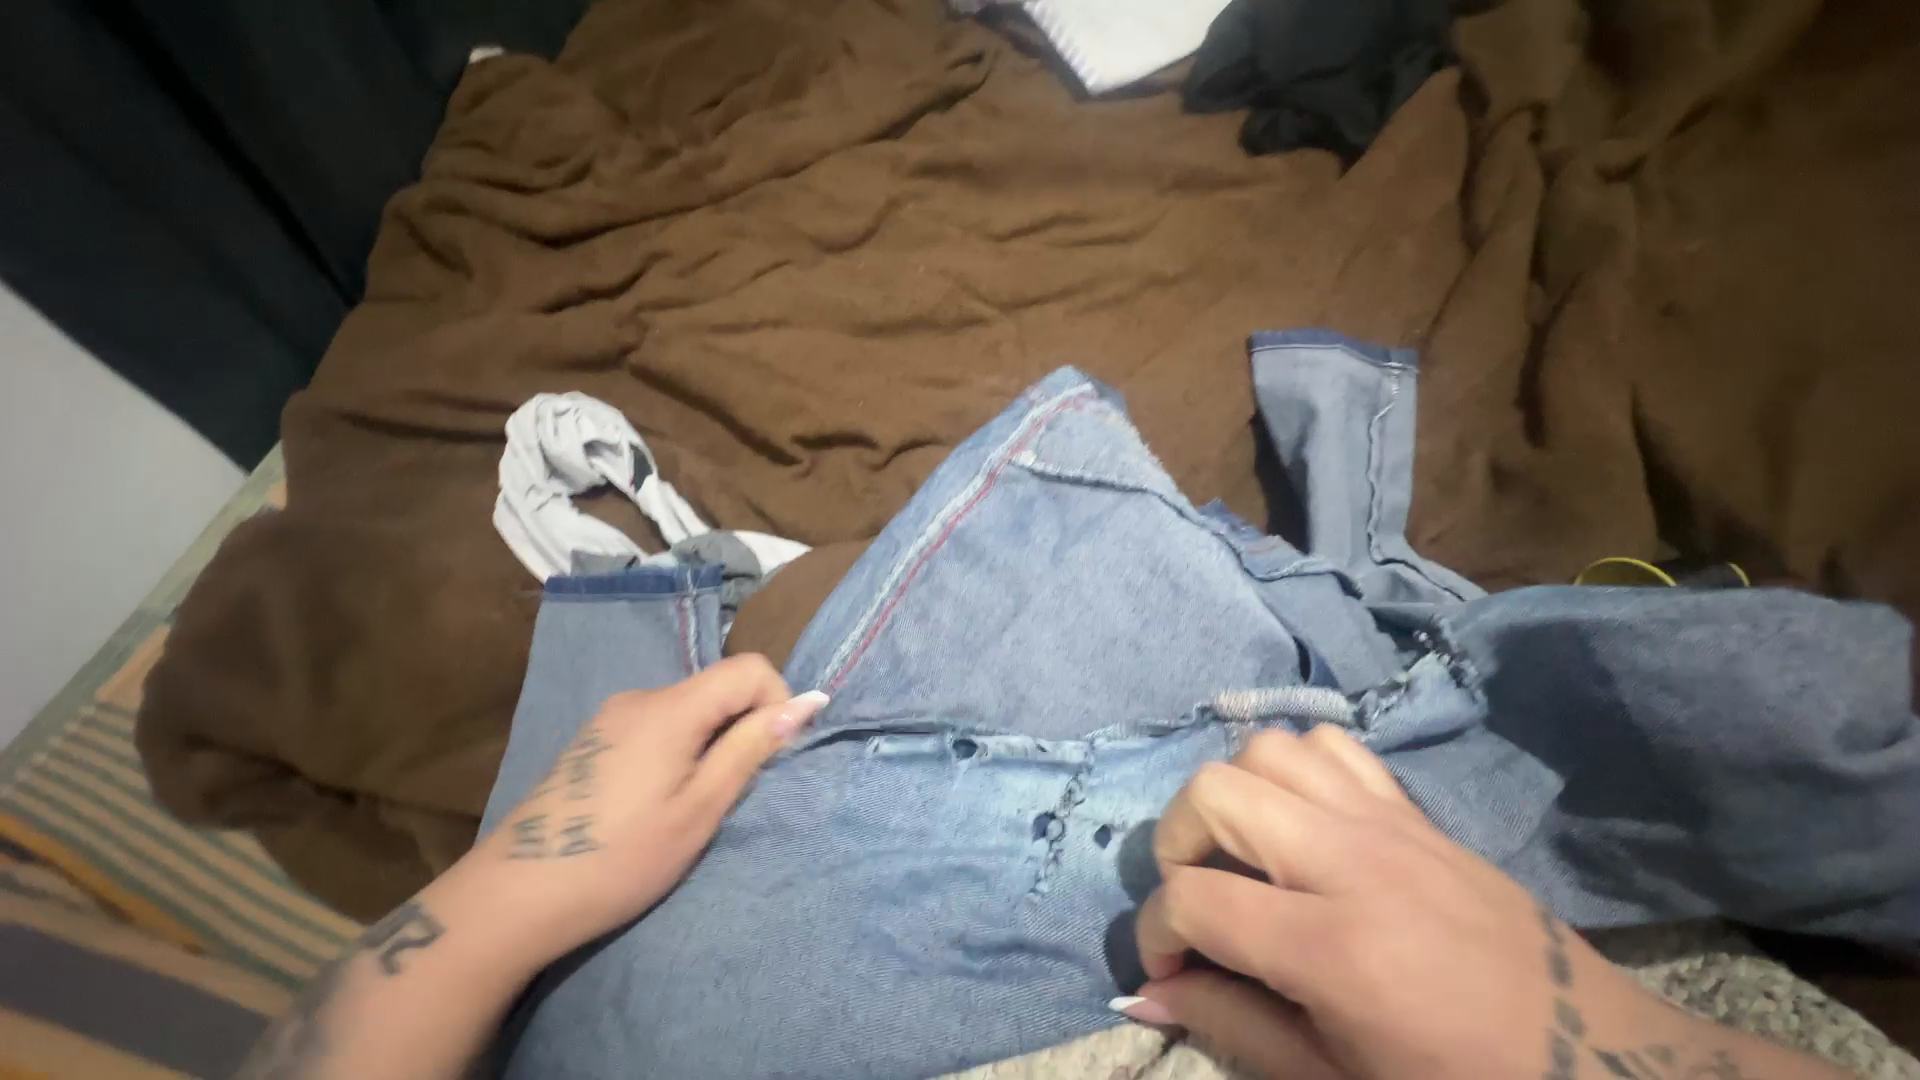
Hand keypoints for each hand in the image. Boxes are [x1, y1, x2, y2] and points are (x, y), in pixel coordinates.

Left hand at [437, 655, 827, 970]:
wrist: (512, 900)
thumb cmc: (620, 858)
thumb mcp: (699, 809)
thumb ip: (751, 748)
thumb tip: (807, 702)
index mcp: (669, 708)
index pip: (749, 669)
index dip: (777, 702)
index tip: (771, 756)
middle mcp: (640, 697)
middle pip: (718, 687)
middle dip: (743, 728)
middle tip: (731, 792)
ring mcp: (612, 717)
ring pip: (690, 709)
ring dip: (711, 743)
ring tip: (692, 804)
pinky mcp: (595, 740)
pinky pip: (659, 725)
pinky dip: (680, 749)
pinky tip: (655, 800)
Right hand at [1114, 726, 1845, 1079]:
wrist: (1601, 1066)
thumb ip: (1230, 1025)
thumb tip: (1146, 992)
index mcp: (1334, 949)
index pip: (1194, 900)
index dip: (1157, 933)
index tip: (1170, 967)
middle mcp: (1352, 861)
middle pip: (1214, 791)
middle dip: (1175, 842)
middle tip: (1196, 896)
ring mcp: (1386, 822)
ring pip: (1268, 749)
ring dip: (1232, 794)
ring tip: (1241, 851)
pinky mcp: (1412, 809)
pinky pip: (1331, 747)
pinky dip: (1294, 769)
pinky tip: (1298, 821)